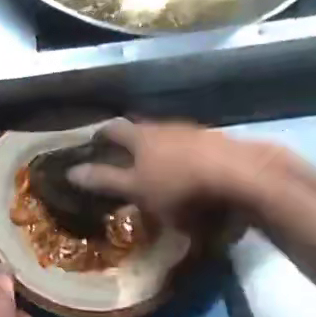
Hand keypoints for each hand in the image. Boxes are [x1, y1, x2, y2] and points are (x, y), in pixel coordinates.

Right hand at [68, 118, 285, 224]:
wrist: (244, 178)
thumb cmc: (180, 185)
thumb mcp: (136, 189)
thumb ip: (104, 180)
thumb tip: (70, 171)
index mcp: (140, 136)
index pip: (112, 128)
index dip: (100, 135)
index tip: (93, 144)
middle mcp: (166, 127)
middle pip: (142, 131)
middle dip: (132, 144)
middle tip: (125, 161)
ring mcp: (196, 132)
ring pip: (170, 138)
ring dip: (161, 151)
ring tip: (159, 171)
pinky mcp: (222, 143)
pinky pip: (194, 148)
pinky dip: (186, 159)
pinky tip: (192, 176)